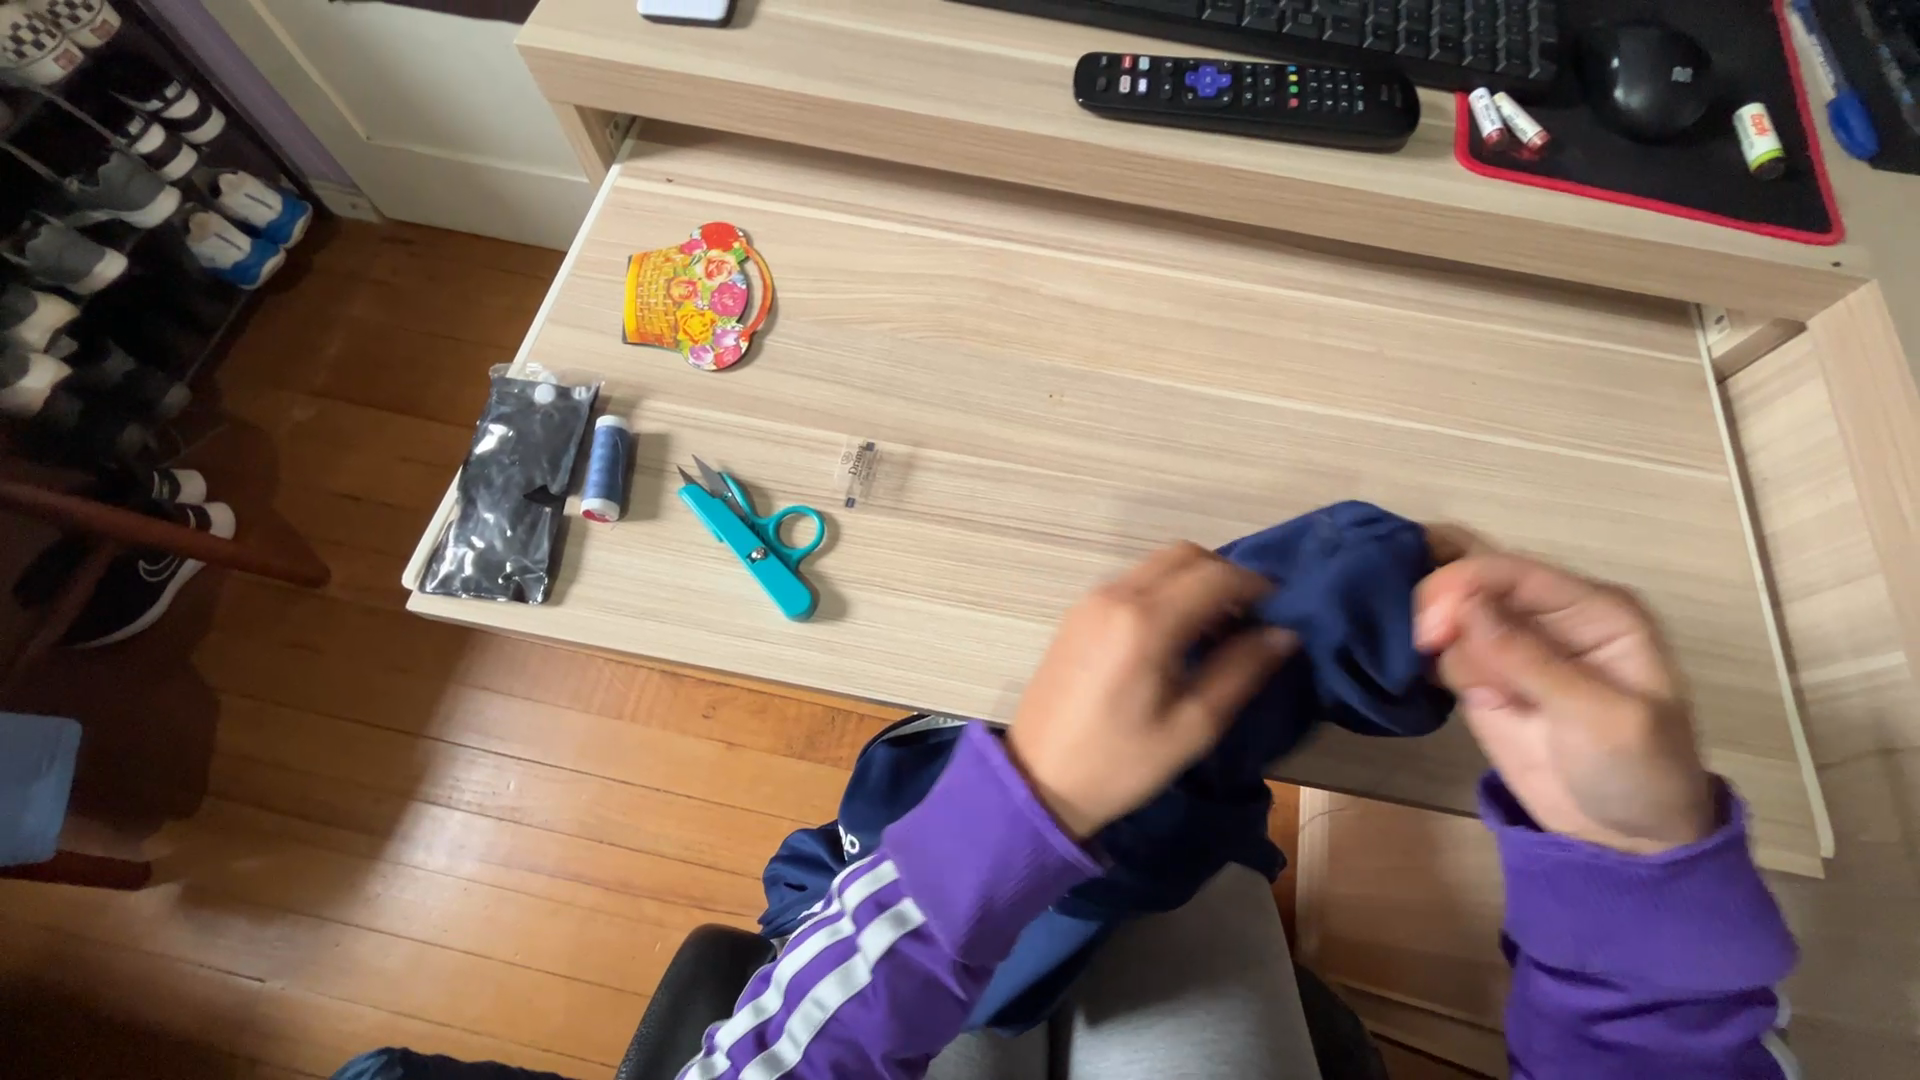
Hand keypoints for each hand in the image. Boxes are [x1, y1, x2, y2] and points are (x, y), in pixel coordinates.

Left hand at [1008, 543, 1297, 839]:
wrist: (1038, 778)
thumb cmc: (1120, 763)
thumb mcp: (1192, 726)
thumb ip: (1240, 671)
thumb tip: (1283, 634)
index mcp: (1144, 621)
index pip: (1214, 574)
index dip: (1255, 586)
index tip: (1277, 613)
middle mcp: (1114, 595)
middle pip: (1184, 554)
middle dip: (1224, 576)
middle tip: (1248, 619)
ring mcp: (1090, 601)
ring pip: (1156, 564)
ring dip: (1193, 581)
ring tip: (1215, 630)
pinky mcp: (1076, 613)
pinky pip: (1132, 582)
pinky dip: (1163, 591)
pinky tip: (1174, 634)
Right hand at [1415, 553, 1714, 854]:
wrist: (1624, 837)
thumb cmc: (1638, 771)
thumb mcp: (1599, 717)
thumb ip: (1531, 660)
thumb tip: (1462, 605)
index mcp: (1594, 610)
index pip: (1513, 572)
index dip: (1462, 585)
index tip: (1428, 628)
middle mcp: (1548, 616)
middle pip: (1472, 582)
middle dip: (1441, 608)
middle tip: (1427, 647)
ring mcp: (1511, 644)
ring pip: (1450, 617)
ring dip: (1447, 650)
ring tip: (1485, 697)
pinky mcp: (1483, 673)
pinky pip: (1443, 650)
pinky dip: (1438, 666)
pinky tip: (1469, 697)